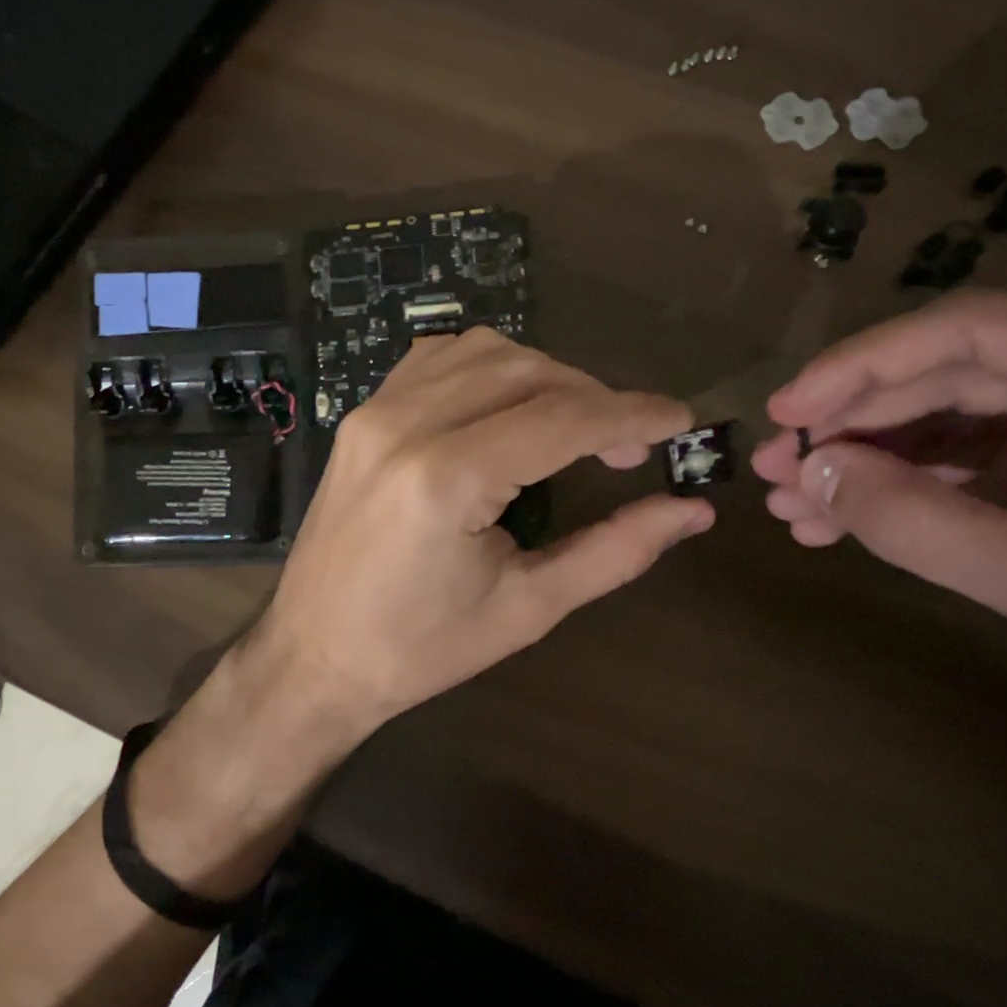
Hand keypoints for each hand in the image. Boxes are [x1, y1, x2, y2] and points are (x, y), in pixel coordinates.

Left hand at [254, 327, 714, 726]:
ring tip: (576, 425)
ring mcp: (374, 413)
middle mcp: (405, 425)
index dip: (633, 415)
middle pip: (526, 370)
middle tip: (628, 446)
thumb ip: (614, 551)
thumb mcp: (527, 608)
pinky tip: (508, 405)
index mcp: (446, 479)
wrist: (314, 655)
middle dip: (593, 396)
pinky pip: (435, 360)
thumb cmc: (420, 649)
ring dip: (543, 374)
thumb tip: (692, 510)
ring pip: (481, 351)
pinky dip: (488, 367)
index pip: (562, 418)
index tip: (682, 422)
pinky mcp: (360, 417)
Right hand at [753, 292, 1006, 732]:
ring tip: (789, 499)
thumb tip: (808, 474)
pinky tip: (840, 514)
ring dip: (867, 454)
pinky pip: (970, 444)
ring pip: (949, 405)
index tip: (785, 408)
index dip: (864, 365)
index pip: (979, 330)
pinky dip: (904, 479)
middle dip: (853, 421)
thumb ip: (920, 525)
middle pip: (954, 367)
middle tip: (770, 464)